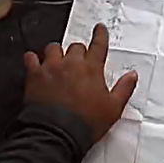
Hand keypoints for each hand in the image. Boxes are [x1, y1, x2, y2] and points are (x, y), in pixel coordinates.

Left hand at [24, 23, 137, 141]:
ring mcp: (52, 68)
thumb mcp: (113, 108)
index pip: (98, 45)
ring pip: (53, 48)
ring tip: (57, 60)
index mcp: (92, 69)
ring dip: (57, 52)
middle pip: (76, 46)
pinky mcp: (34, 76)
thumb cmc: (86, 122)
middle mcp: (72, 64)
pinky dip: (32, 59)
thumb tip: (132, 75)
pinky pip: (31, 58)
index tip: (99, 28)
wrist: (57, 133)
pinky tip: (34, 62)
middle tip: (79, 59)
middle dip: (78, 50)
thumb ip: (124, 88)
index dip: (100, 35)